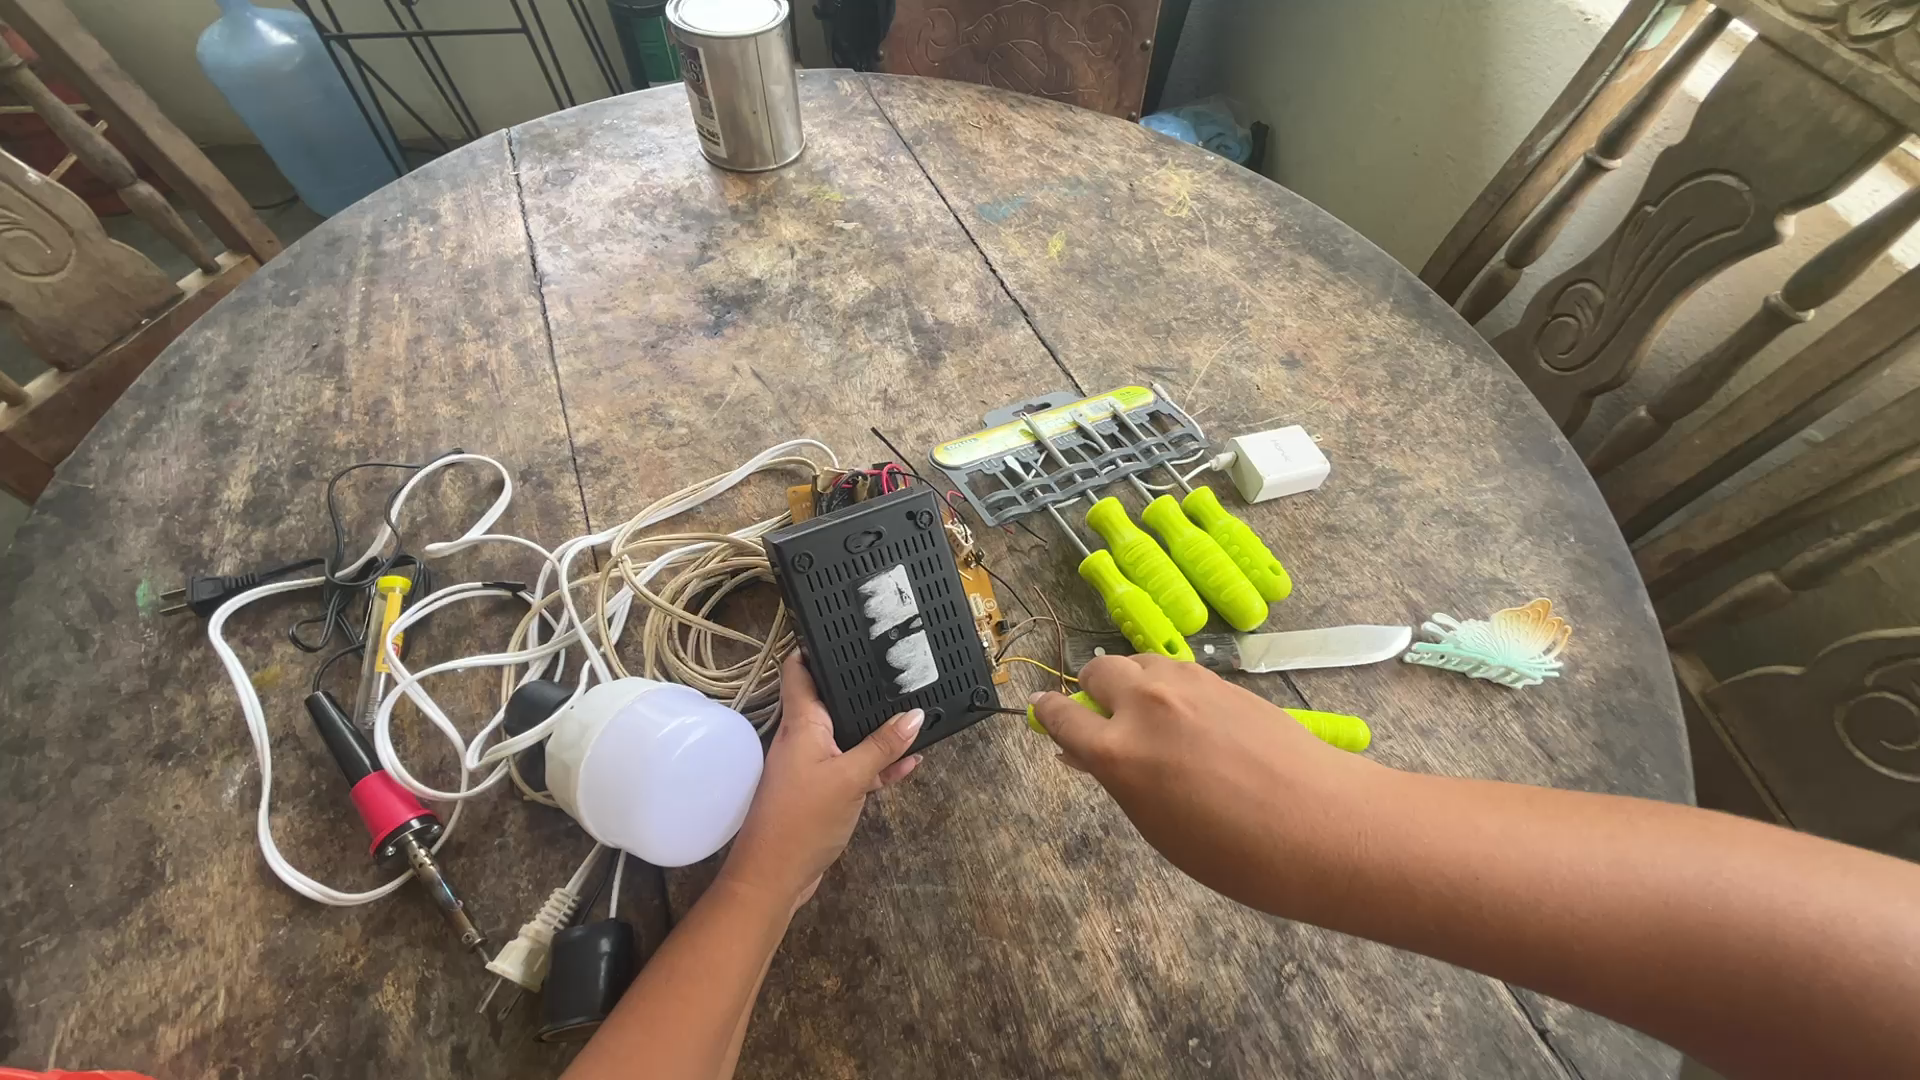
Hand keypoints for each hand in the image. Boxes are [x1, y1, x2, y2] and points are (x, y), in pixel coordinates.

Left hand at [721, 651, 923, 907]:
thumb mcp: (850, 778)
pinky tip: (909, 761)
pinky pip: (856, 767)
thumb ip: (882, 746)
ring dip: (877, 730)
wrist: (774, 877)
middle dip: (860, 687)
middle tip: (894, 664)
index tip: (840, 628)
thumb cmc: (804, 818)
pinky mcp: (825, 792)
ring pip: (849, 736)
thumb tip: (916, 714)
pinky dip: (879, 764)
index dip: (812, 647)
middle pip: (832, 701)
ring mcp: (815, 765)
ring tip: (913, 711)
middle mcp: (805, 738)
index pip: (798, 671)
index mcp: (802, 723)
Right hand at [1029, 654, 1373, 902]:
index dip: (1048, 711)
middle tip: (1105, 716)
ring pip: (1137, 661)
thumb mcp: (1157, 825)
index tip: (1044, 710)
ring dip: (1131, 681)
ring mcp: (1185, 685)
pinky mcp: (1220, 678)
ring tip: (1151, 715)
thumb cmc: (1235, 853)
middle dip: (1091, 689)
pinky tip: (1189, 714)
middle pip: (1096, 670)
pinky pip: (1174, 668)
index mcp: (1118, 753)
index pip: (1061, 715)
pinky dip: (1166, 683)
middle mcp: (1144, 705)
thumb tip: (1087, 752)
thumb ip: (1117, 779)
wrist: (1324, 825)